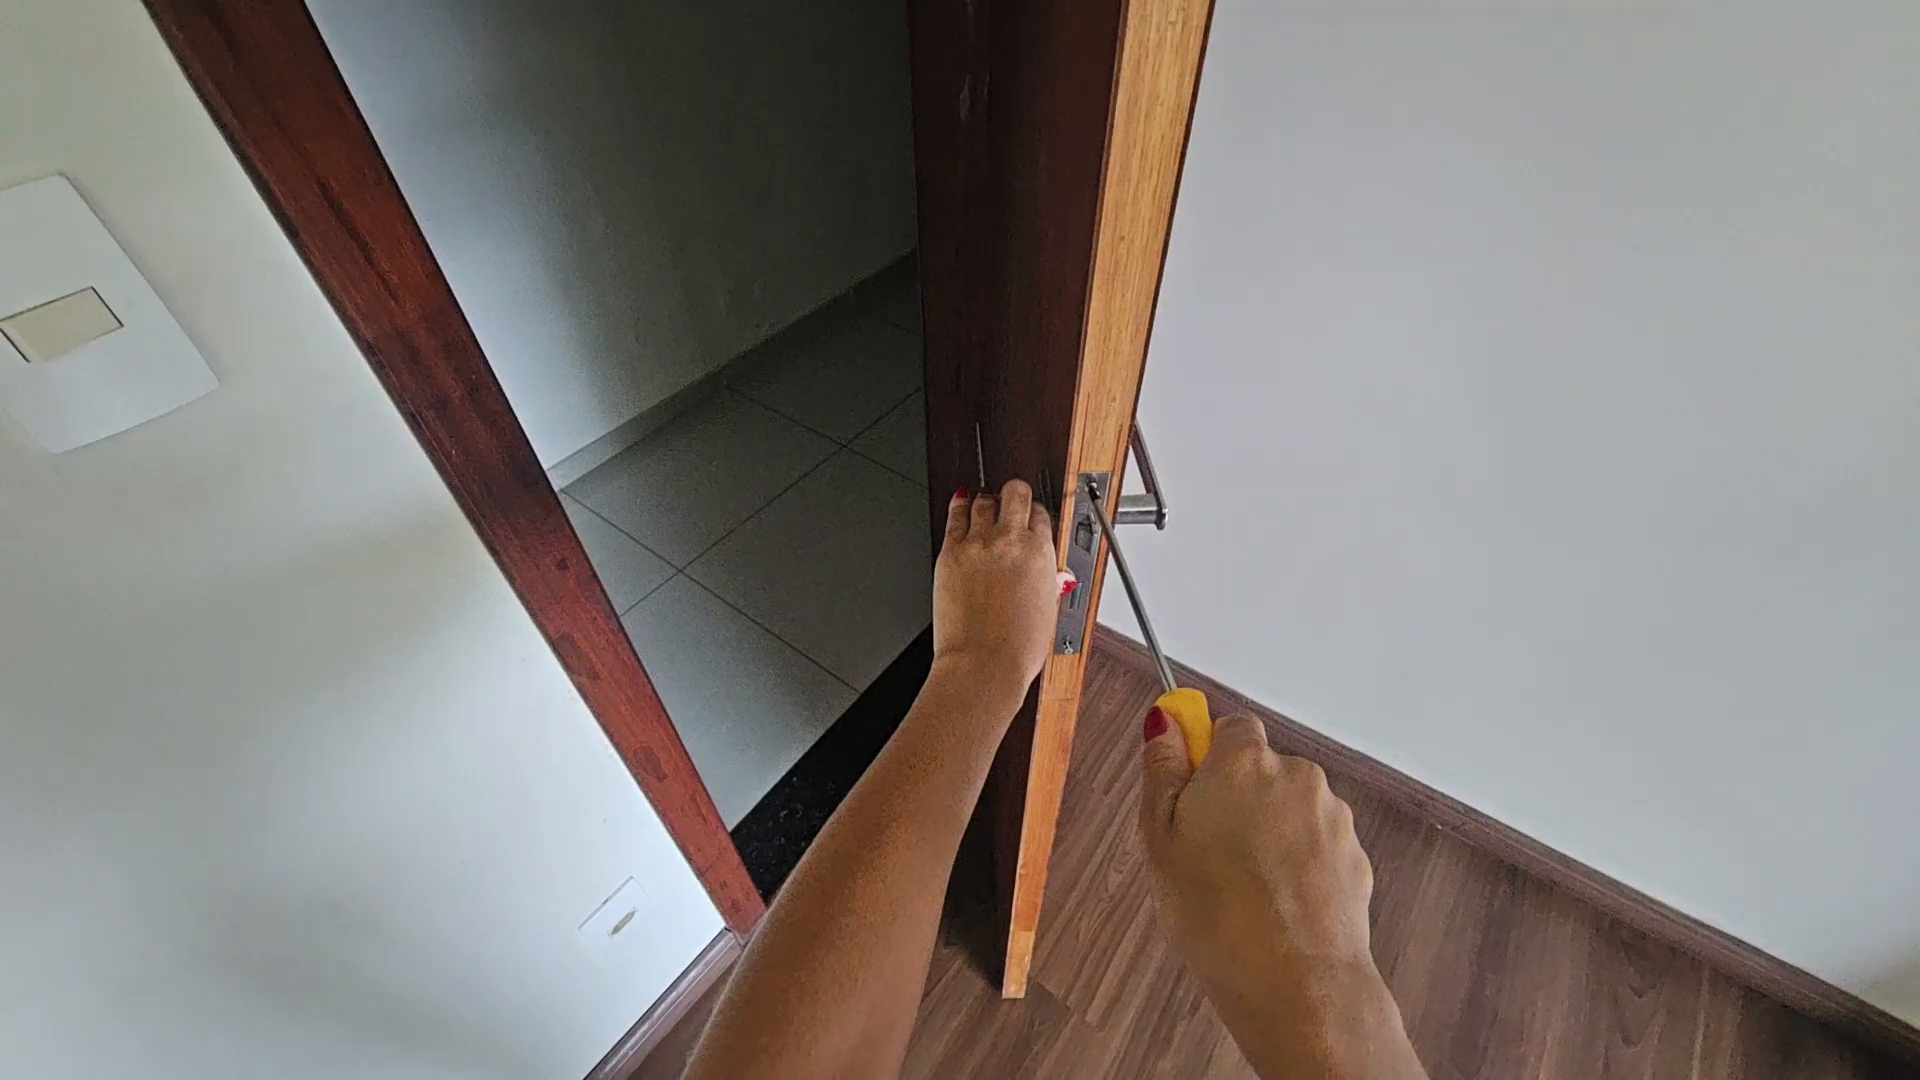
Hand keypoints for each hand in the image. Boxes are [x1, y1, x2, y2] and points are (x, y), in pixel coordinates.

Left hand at [931, 480, 1060, 688]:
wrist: (982, 664)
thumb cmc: (1017, 649)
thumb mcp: (1048, 611)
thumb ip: (1049, 584)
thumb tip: (1053, 577)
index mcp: (1041, 555)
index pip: (1042, 514)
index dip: (1035, 514)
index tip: (1030, 518)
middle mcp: (1011, 542)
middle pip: (1016, 493)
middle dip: (1015, 493)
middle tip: (1012, 498)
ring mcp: (979, 544)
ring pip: (984, 501)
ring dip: (986, 502)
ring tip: (985, 506)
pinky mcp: (951, 553)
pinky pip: (955, 517)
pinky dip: (959, 507)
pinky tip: (960, 503)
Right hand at [1141, 712, 1425, 1078]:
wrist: (1297, 988)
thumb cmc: (1213, 909)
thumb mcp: (1159, 835)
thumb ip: (1161, 768)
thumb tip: (1164, 720)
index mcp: (1244, 760)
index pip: (1230, 724)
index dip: (1208, 753)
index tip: (1190, 790)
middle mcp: (1296, 774)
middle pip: (1261, 766)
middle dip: (1238, 794)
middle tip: (1207, 846)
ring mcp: (1333, 817)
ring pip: (1289, 805)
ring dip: (1270, 827)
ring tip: (1244, 884)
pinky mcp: (1356, 858)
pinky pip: (1316, 842)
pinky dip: (1297, 860)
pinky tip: (1276, 902)